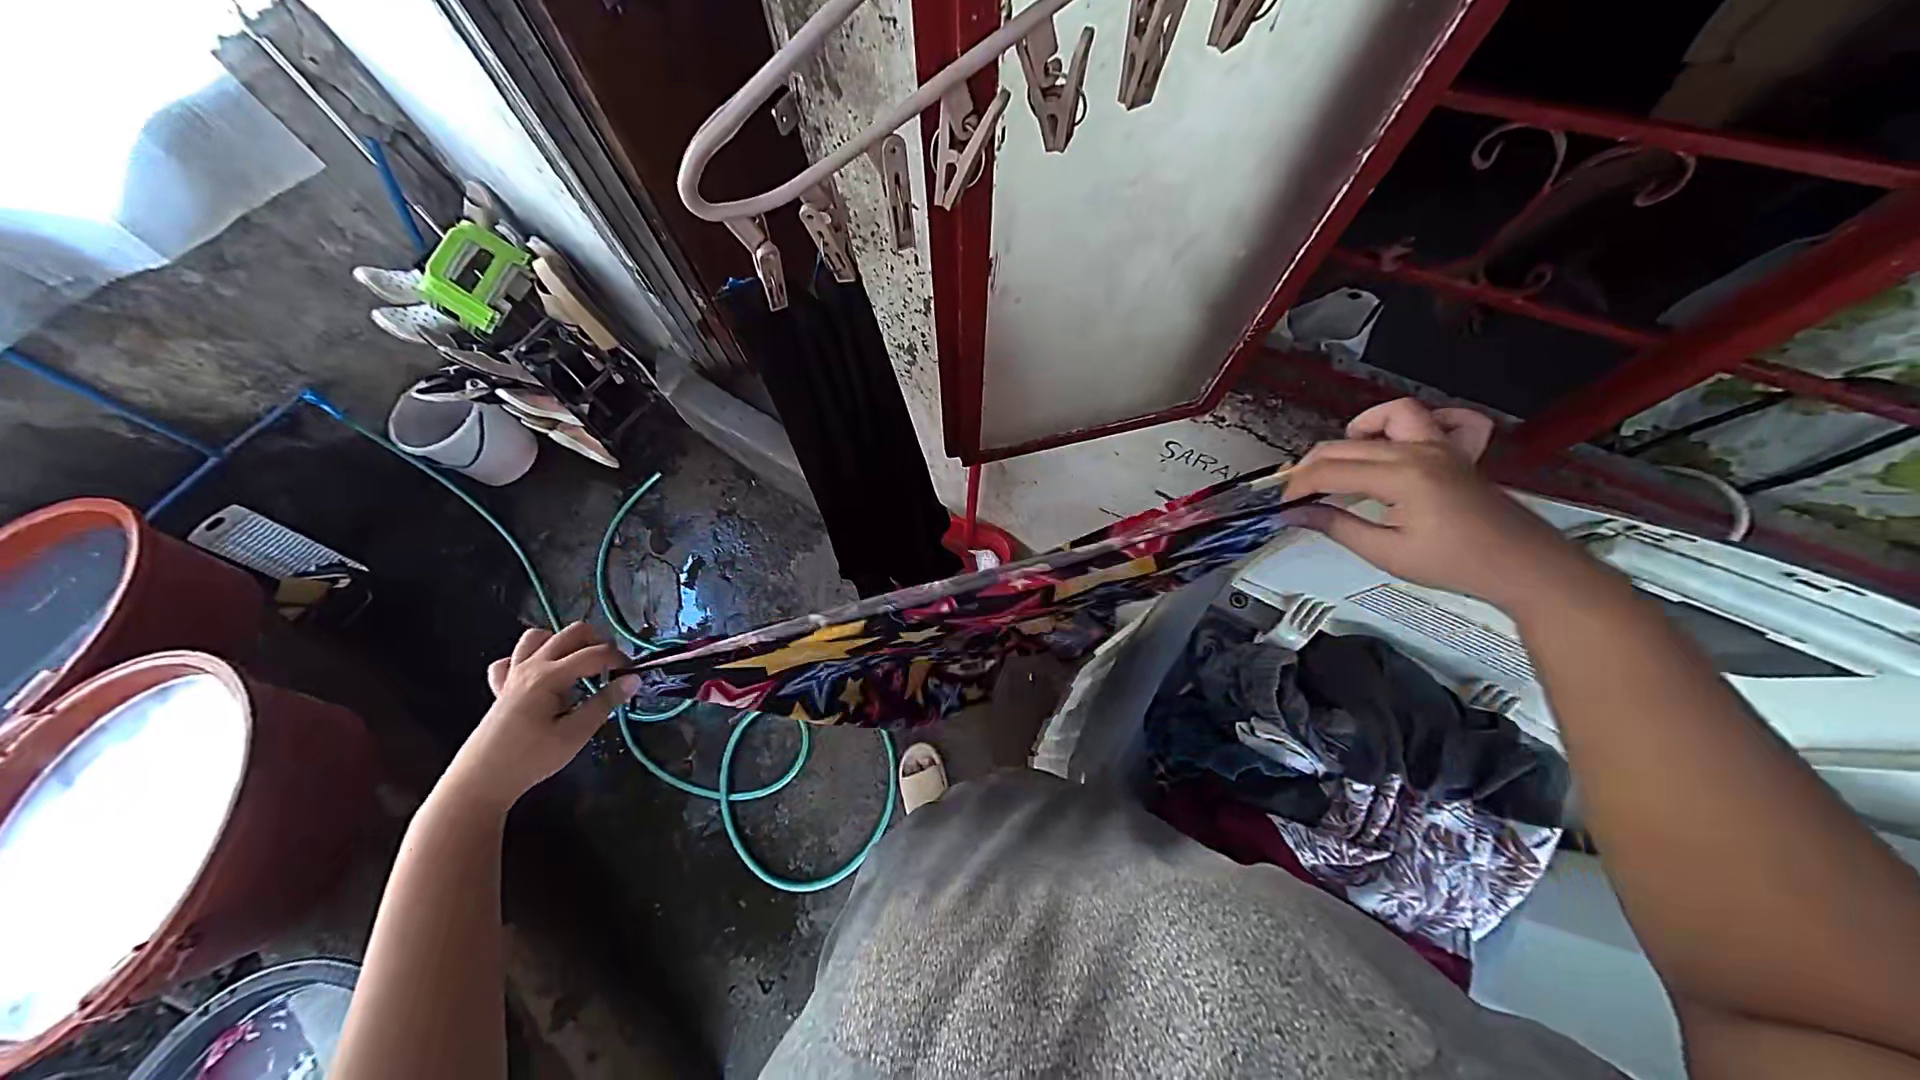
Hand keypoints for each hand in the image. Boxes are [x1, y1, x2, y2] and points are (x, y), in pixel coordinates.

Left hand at [440, 623, 636, 812]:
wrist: (480, 781)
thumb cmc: (531, 759)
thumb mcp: (576, 734)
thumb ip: (605, 702)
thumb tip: (633, 680)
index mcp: (550, 676)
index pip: (594, 654)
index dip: (619, 659)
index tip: (632, 673)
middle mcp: (531, 666)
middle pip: (571, 633)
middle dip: (598, 643)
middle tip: (610, 667)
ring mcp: (512, 674)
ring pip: (539, 637)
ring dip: (563, 644)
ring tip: (577, 665)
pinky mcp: (501, 688)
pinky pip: (512, 659)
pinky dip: (529, 659)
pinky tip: (541, 676)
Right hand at [1283, 399, 1589, 609]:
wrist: (1522, 566)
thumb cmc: (1464, 563)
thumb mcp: (1386, 553)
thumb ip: (1336, 527)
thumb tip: (1299, 514)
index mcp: (1402, 477)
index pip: (1329, 472)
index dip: (1297, 487)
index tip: (1283, 503)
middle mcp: (1421, 452)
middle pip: (1346, 445)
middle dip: (1313, 467)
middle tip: (1299, 493)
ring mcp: (1442, 448)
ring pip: (1390, 415)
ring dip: (1360, 432)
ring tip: (1345, 459)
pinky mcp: (1456, 453)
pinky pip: (1439, 418)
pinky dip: (1416, 423)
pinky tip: (1399, 442)